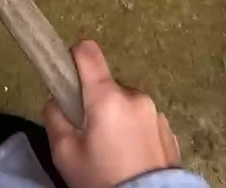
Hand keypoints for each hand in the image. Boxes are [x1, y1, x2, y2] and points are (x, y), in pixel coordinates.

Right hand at [44, 41, 180, 187]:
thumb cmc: (102, 179)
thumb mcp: (64, 153)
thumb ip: (54, 116)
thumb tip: (58, 101)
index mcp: (107, 95)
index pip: (87, 50)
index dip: (73, 57)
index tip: (69, 79)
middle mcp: (134, 96)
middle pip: (107, 85)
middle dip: (96, 103)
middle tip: (91, 135)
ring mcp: (156, 114)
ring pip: (126, 104)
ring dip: (118, 118)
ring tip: (115, 152)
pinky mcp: (171, 133)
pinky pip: (144, 122)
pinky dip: (135, 133)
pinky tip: (133, 160)